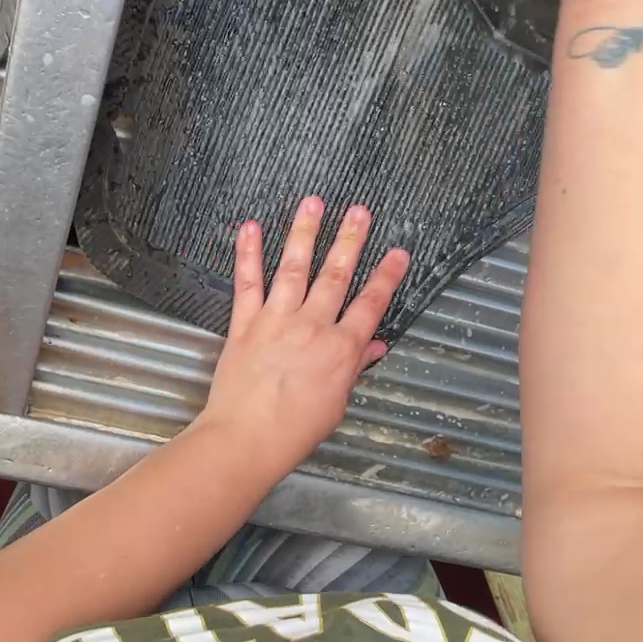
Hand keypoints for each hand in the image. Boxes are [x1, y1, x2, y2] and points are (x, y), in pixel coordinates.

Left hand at [192, 196, 409, 478]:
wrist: (247, 438)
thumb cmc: (294, 431)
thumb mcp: (336, 404)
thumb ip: (354, 369)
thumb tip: (374, 346)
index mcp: (340, 349)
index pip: (371, 304)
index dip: (386, 277)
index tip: (397, 253)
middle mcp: (312, 327)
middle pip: (335, 276)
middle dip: (350, 240)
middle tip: (360, 211)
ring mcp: (276, 321)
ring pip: (294, 268)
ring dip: (305, 232)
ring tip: (314, 202)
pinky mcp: (244, 324)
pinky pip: (247, 283)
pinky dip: (248, 254)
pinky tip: (250, 228)